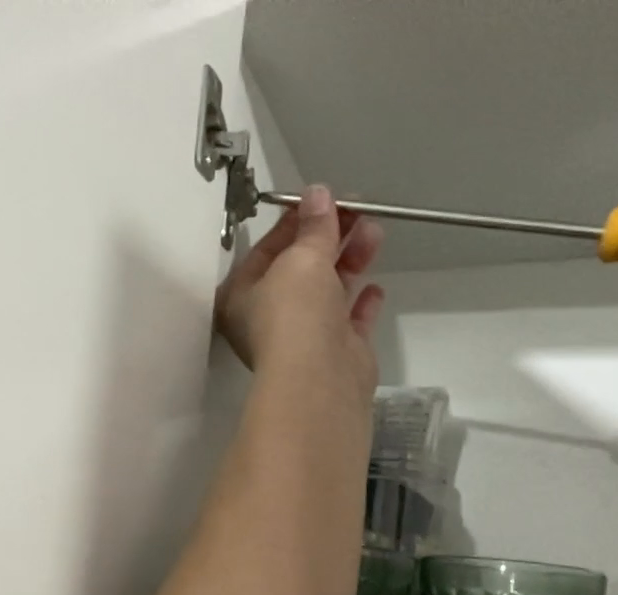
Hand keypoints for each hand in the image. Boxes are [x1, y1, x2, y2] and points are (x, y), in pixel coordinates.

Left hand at [214, 185, 385, 401]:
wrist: (319, 378)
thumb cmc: (295, 313)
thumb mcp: (301, 257)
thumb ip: (313, 225)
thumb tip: (318, 193)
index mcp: (242, 297)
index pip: (266, 249)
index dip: (295, 221)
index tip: (324, 197)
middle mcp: (268, 319)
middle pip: (300, 269)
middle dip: (329, 237)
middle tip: (359, 209)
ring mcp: (303, 339)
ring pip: (328, 291)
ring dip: (350, 260)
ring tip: (374, 233)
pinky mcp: (336, 354)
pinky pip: (349, 322)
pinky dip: (361, 303)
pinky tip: (375, 287)